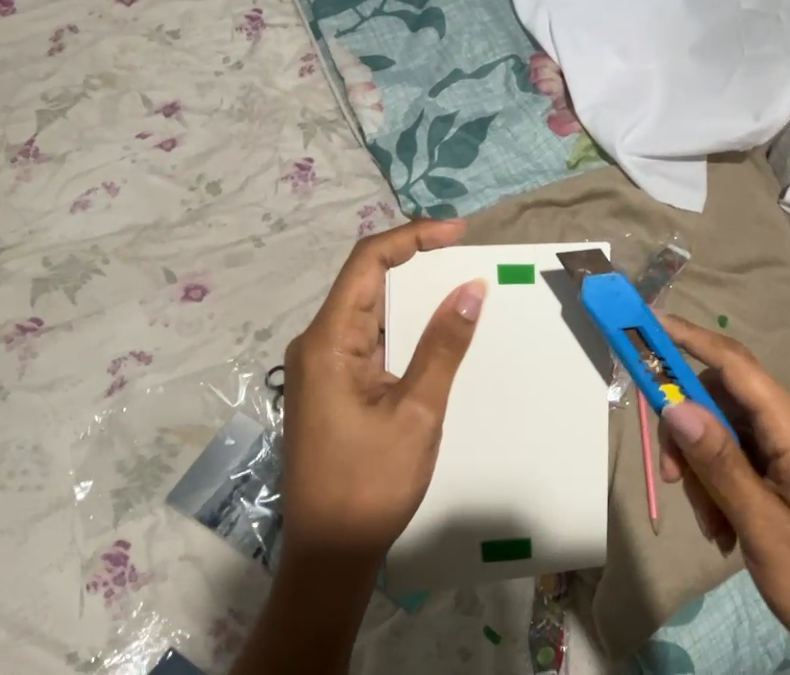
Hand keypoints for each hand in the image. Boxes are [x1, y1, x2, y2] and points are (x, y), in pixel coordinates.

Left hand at [239, 220, 486, 674]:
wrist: (329, 555)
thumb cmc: (370, 483)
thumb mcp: (417, 412)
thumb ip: (443, 346)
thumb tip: (471, 288)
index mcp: (328, 341)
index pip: (367, 262)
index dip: (412, 238)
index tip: (458, 233)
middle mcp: (318, 344)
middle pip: (365, 282)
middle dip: (417, 262)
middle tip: (467, 257)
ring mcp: (323, 367)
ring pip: (369, 310)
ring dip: (413, 296)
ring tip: (461, 287)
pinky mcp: (333, 387)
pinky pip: (370, 339)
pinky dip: (405, 327)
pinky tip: (438, 331)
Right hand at [657, 316, 789, 674]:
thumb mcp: (760, 526)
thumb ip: (717, 462)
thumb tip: (674, 404)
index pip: (736, 366)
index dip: (691, 339)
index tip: (649, 324)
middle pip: (724, 403)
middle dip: (690, 437)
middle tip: (672, 482)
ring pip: (729, 435)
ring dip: (707, 474)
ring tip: (714, 528)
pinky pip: (746, 459)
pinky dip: (724, 486)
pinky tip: (726, 530)